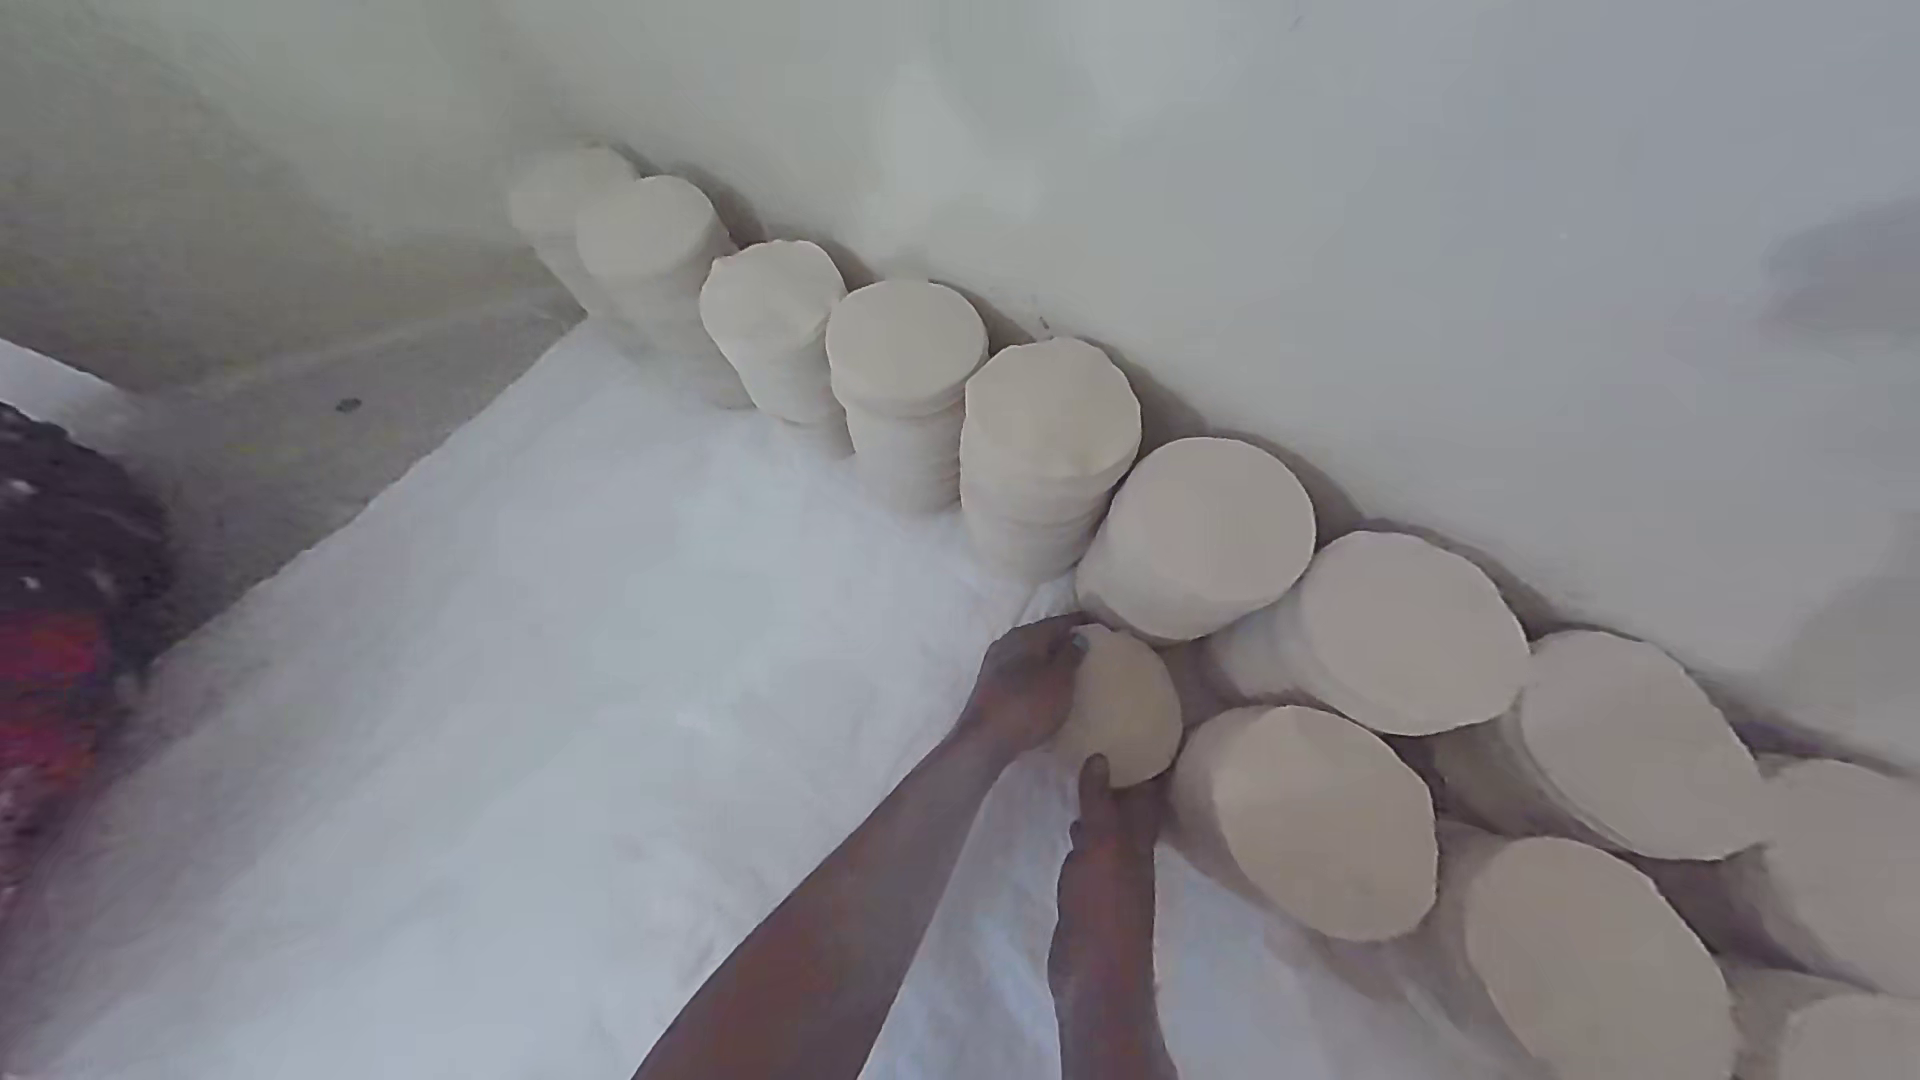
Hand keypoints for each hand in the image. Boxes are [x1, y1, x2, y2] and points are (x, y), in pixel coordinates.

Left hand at [955, 614, 1087, 761]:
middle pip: (1043, 634)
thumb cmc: (1028, 705)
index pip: (1061, 621)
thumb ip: (1071, 654)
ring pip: (1030, 651)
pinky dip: (1037, 670)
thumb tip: (1077, 635)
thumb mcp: (1060, 680)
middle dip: (1065, 639)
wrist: (984, 738)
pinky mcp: (990, 682)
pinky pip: (1021, 668)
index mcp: (1027, 634)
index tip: (1103, 626)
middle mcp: (1008, 641)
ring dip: (1050, 656)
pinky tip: (1046, 684)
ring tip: (1072, 668)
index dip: (1083, 621)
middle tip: (1090, 649)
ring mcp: (996, 661)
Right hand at [1049, 756, 1162, 1011]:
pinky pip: (1092, 842)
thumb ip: (1100, 803)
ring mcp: (1112, 868)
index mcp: (1140, 837)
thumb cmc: (1103, 906)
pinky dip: (1085, 822)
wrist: (1094, 974)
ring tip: (1086, 763)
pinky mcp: (1092, 884)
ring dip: (1103, 796)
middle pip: (1132, 803)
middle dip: (1125, 772)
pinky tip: (1071, 815)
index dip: (1152, 760)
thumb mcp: (1101, 847)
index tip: (1144, 725)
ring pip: (1112, 821)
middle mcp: (1131, 848)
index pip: (1151, 789)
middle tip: (1108, 734)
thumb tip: (1102, 756)